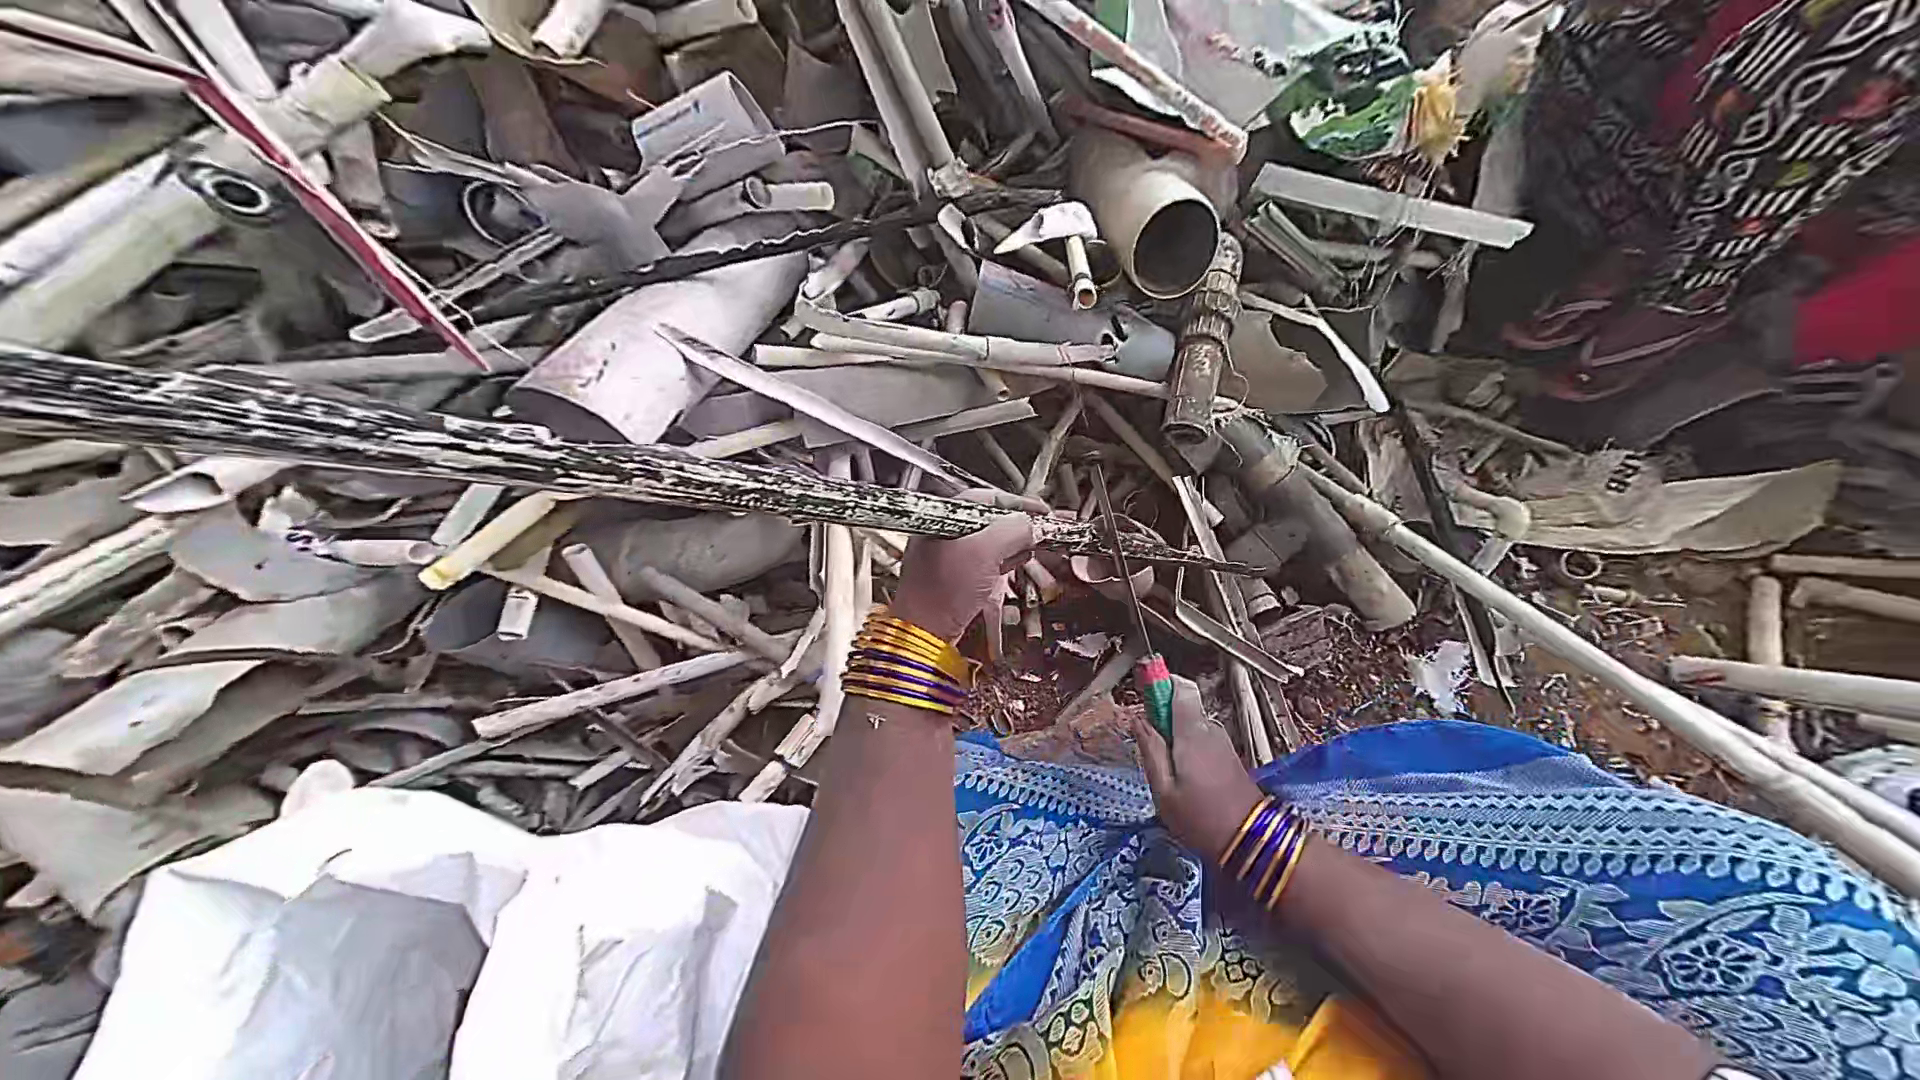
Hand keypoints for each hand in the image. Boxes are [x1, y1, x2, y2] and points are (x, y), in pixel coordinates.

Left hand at [890, 490, 1043, 641]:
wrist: (925, 631)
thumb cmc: (941, 592)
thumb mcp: (985, 552)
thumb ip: (1013, 530)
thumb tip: (1033, 523)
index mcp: (945, 516)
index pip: (988, 498)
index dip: (1019, 504)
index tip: (1040, 511)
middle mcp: (943, 531)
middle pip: (990, 519)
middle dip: (1016, 527)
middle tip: (1036, 535)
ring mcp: (945, 554)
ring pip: (988, 542)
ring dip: (1008, 547)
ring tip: (1022, 554)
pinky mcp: (951, 576)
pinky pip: (981, 562)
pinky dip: (997, 564)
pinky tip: (1005, 570)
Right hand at [1132, 676, 1264, 859]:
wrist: (1252, 843)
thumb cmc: (1200, 818)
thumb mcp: (1163, 789)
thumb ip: (1149, 749)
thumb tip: (1137, 720)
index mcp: (1191, 732)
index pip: (1180, 686)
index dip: (1161, 683)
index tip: (1144, 696)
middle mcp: (1210, 730)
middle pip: (1182, 706)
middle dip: (1162, 718)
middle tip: (1149, 748)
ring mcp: (1222, 742)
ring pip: (1190, 724)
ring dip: (1174, 736)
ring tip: (1166, 771)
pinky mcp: (1228, 756)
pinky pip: (1201, 739)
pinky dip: (1187, 748)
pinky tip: (1184, 778)